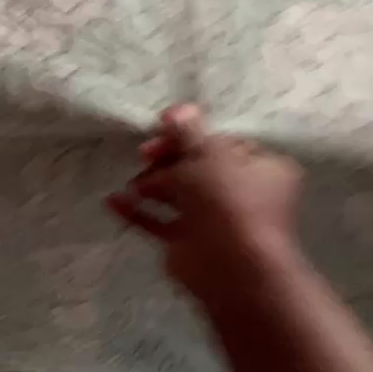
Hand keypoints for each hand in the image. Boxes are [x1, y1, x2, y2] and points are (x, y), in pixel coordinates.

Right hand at [108, 104, 305, 309]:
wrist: (229, 263)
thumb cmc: (227, 200)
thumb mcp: (207, 154)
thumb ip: (189, 131)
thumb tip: (181, 108)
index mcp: (261, 168)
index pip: (222, 142)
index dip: (190, 134)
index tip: (160, 128)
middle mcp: (242, 193)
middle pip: (195, 166)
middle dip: (165, 160)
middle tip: (144, 155)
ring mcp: (215, 218)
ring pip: (176, 193)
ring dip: (149, 183)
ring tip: (134, 186)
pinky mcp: (189, 240)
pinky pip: (157, 220)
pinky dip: (136, 210)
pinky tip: (112, 201)